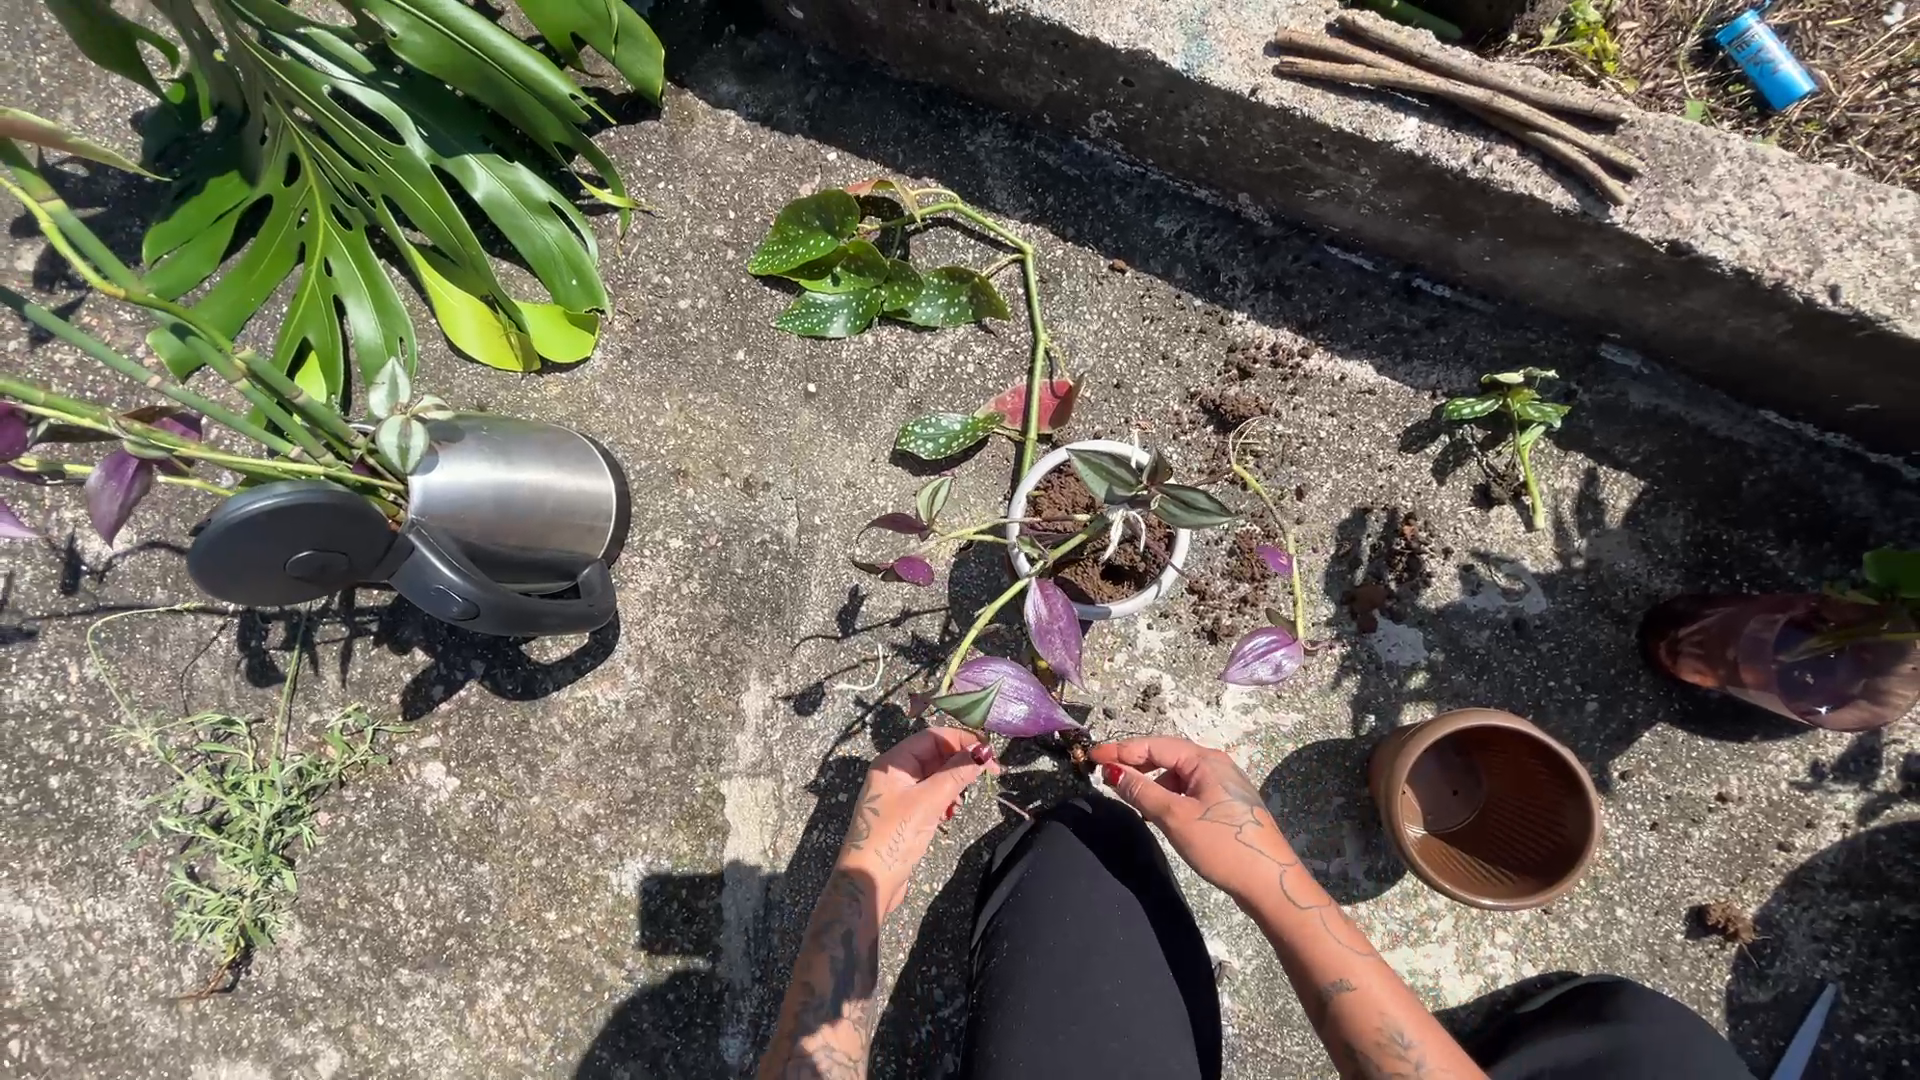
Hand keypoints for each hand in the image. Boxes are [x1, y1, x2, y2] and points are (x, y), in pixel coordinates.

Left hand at [838, 726, 999, 917]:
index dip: (962, 740)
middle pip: (934, 755)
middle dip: (960, 763)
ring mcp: (898, 795)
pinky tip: (949, 814)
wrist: (868, 884)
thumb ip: (956, 774)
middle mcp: (894, 773)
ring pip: (935, 776)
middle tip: (987, 775)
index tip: (989, 753)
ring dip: (953, 783)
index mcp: (893, 763)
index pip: (933, 737)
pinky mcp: (904, 815)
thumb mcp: (928, 802)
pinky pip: (930, 796)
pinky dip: (944, 800)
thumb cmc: (893, 836)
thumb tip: (983, 752)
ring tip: (960, 802)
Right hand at [1091, 736, 1288, 901]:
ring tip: (1129, 797)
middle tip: (1105, 773)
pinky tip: (1158, 813)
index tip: (1092, 756)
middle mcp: (1215, 765)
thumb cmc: (1223, 845)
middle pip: (1166, 755)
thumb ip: (1140, 792)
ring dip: (1151, 781)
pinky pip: (1188, 790)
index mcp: (1204, 760)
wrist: (1273, 885)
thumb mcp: (1175, 817)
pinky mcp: (1228, 806)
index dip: (1120, 750)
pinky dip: (1167, 795)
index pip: (1153, 745)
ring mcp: (1224, 785)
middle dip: (1134, 763)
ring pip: (1177, 775)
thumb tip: (1111, 771)